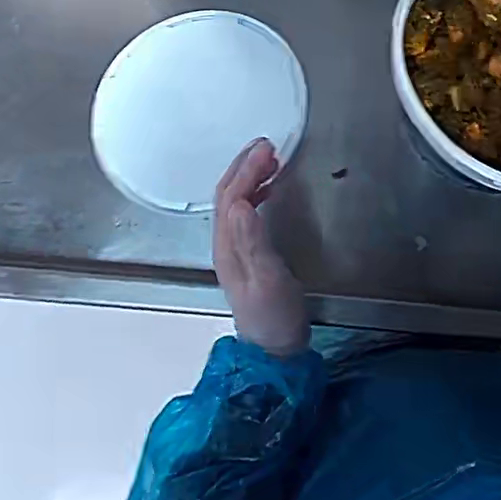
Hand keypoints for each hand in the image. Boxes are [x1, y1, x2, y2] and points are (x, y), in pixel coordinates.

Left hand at [213, 138, 308, 356]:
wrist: (273, 354)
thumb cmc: (274, 318)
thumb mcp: (268, 280)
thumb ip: (254, 243)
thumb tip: (242, 203)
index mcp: (228, 246)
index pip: (232, 196)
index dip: (247, 169)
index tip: (267, 149)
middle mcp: (225, 243)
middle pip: (227, 194)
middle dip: (244, 166)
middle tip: (266, 145)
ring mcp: (234, 249)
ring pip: (234, 200)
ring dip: (248, 176)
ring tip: (269, 158)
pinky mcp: (247, 254)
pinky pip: (244, 211)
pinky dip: (255, 192)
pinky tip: (268, 188)